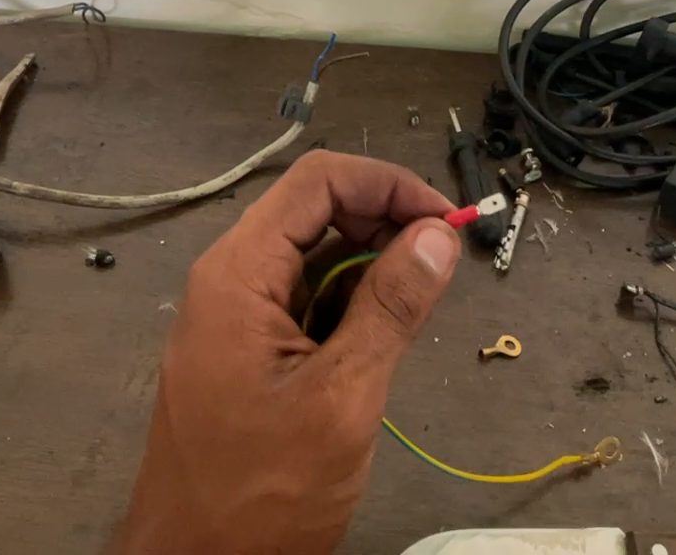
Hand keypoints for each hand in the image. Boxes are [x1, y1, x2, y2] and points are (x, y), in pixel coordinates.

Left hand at [112, 151, 461, 554]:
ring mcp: (238, 308)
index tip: (443, 219)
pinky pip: (306, 290)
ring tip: (420, 290)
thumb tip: (438, 235)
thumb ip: (390, 307)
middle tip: (440, 255)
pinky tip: (385, 320)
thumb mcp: (341, 398)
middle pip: (314, 207)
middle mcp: (232, 274)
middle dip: (383, 216)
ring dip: (371, 255)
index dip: (386, 183)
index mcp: (239, 271)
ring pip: (314, 248)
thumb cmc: (260, 494)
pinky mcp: (250, 340)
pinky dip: (351, 293)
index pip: (317, 181)